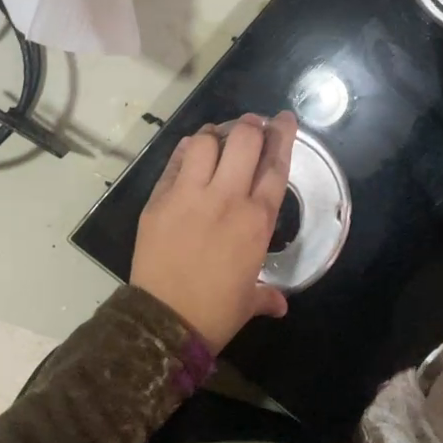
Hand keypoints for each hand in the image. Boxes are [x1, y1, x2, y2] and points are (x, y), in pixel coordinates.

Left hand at [130, 112, 297, 352]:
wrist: (164, 322)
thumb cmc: (215, 314)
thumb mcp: (248, 302)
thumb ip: (266, 295)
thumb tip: (279, 304)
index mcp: (257, 221)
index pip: (276, 164)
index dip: (283, 136)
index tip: (284, 120)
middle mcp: (227, 198)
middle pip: (244, 139)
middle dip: (251, 126)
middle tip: (252, 126)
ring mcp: (189, 194)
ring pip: (206, 141)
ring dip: (216, 134)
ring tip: (218, 138)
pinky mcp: (159, 198)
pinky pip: (175, 160)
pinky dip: (186, 150)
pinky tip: (191, 151)